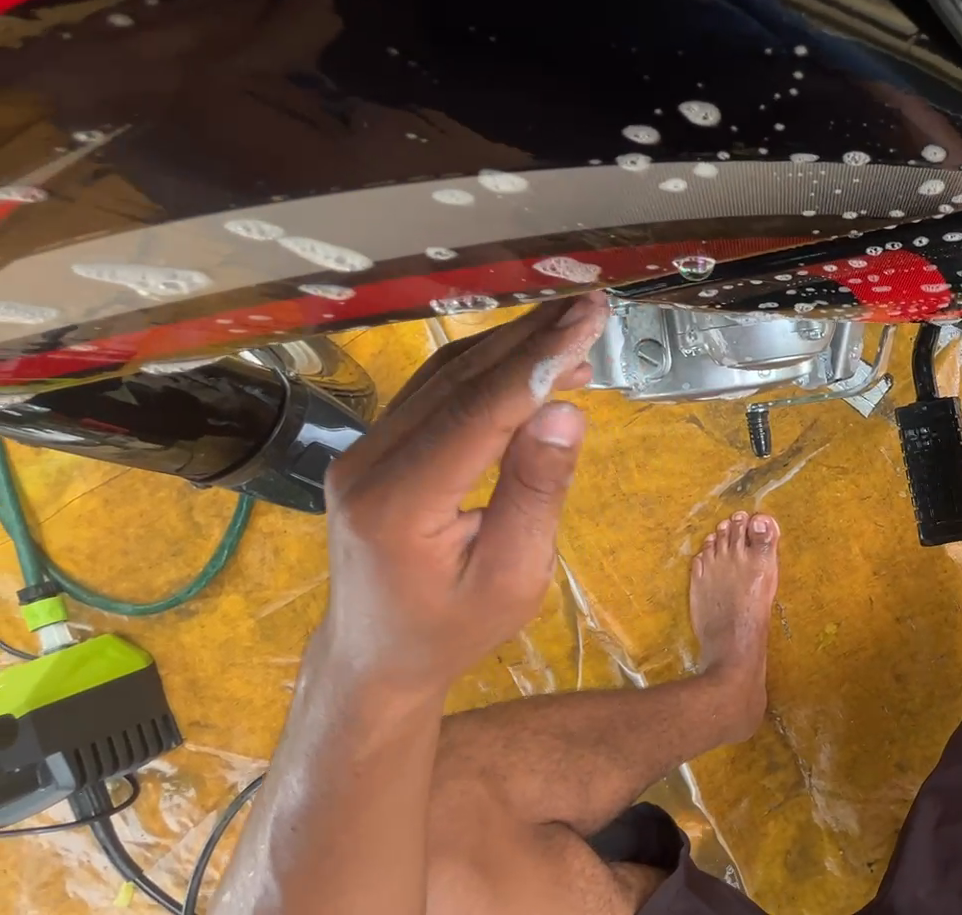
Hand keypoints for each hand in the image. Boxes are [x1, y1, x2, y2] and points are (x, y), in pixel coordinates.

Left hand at [313, 292, 609, 693]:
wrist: (378, 655)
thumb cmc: (454, 628)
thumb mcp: (515, 575)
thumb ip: (536, 492)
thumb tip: (566, 412)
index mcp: (400, 502)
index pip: (480, 410)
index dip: (540, 360)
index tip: (591, 322)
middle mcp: (369, 462)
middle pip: (460, 378)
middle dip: (533, 336)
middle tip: (594, 306)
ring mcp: (367, 450)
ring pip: (447, 374)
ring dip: (515, 343)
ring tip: (577, 324)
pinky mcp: (380, 448)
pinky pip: (439, 390)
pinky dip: (494, 366)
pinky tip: (538, 361)